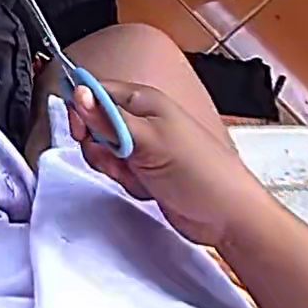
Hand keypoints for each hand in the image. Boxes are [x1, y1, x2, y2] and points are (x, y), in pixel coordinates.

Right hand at [67, 81, 277, 248]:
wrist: (227, 215)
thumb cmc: (201, 171)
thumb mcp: (148, 140)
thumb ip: (109, 118)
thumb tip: (79, 93)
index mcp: (142, 100)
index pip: (95, 92)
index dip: (82, 109)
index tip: (82, 130)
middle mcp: (141, 119)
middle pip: (95, 123)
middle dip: (99, 145)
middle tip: (117, 156)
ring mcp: (142, 145)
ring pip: (103, 151)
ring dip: (113, 167)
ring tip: (136, 173)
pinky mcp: (144, 169)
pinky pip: (116, 171)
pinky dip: (125, 182)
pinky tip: (146, 186)